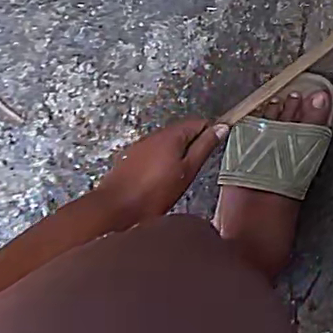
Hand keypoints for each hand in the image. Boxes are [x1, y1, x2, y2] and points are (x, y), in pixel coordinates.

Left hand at [90, 120, 226, 226]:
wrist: (111, 210)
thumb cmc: (154, 192)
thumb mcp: (187, 170)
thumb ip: (205, 146)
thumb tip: (221, 127)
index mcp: (172, 135)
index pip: (200, 122)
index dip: (210, 133)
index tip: (213, 151)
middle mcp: (155, 135)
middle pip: (182, 132)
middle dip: (193, 145)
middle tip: (196, 168)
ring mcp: (139, 147)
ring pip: (166, 144)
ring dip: (176, 154)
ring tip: (178, 177)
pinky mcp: (128, 159)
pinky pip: (152, 153)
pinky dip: (160, 161)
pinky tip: (158, 181)